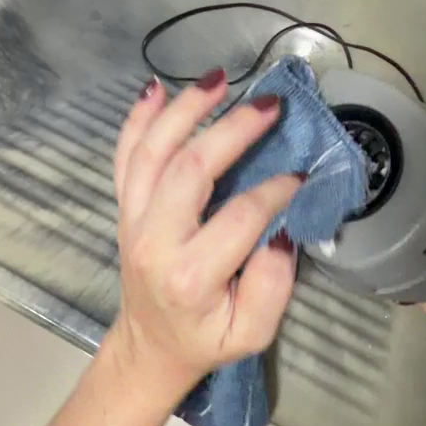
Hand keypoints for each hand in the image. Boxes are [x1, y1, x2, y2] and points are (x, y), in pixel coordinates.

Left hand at [104, 71, 302, 401]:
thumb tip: (280, 232)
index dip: (275, 190)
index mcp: (189, 275)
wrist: (149, 346)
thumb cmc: (204, 339)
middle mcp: (153, 240)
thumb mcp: (251, 334)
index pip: (239, 215)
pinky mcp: (124, 207)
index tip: (301, 175)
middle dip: (233, 130)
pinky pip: (125, 156)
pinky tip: (156, 88)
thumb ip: (272, 287)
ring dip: (185, 109)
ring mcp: (132, 219)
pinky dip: (137, 119)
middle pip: (190, 169)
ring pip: (152, 151)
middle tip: (270, 105)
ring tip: (220, 78)